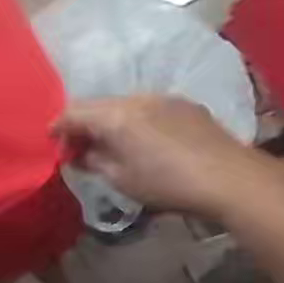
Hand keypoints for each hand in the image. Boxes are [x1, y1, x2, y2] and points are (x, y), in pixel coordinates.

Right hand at [52, 96, 283, 218]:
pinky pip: (147, 108)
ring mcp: (164, 99)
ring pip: (123, 105)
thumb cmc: (167, 183)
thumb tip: (81, 154)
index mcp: (115, 116)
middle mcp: (136, 99)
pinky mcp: (185, 106)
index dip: (58, 127)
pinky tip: (141, 142)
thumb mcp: (121, 179)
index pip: (73, 112)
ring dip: (109, 122)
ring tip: (109, 146)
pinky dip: (134, 121)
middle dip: (83, 125)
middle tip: (78, 149)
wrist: (230, 179)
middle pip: (97, 105)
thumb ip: (94, 162)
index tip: (53, 145)